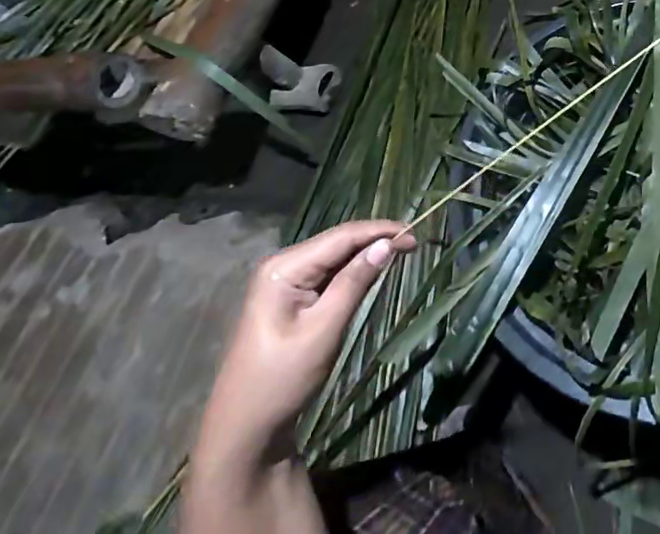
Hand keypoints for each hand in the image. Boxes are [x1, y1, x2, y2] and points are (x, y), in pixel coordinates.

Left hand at [192, 220, 417, 467]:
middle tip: (414, 243)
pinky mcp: (289, 296)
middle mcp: (281, 264)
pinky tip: (373, 268)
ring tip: (402, 250)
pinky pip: (327, 273)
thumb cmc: (282, 379)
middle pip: (338, 242)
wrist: (245, 428)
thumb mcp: (323, 330)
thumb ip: (354, 283)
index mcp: (283, 268)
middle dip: (375, 239)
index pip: (341, 237)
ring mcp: (283, 280)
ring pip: (334, 256)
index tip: (415, 234)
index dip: (379, 231)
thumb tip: (387, 245)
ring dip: (366, 253)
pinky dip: (353, 269)